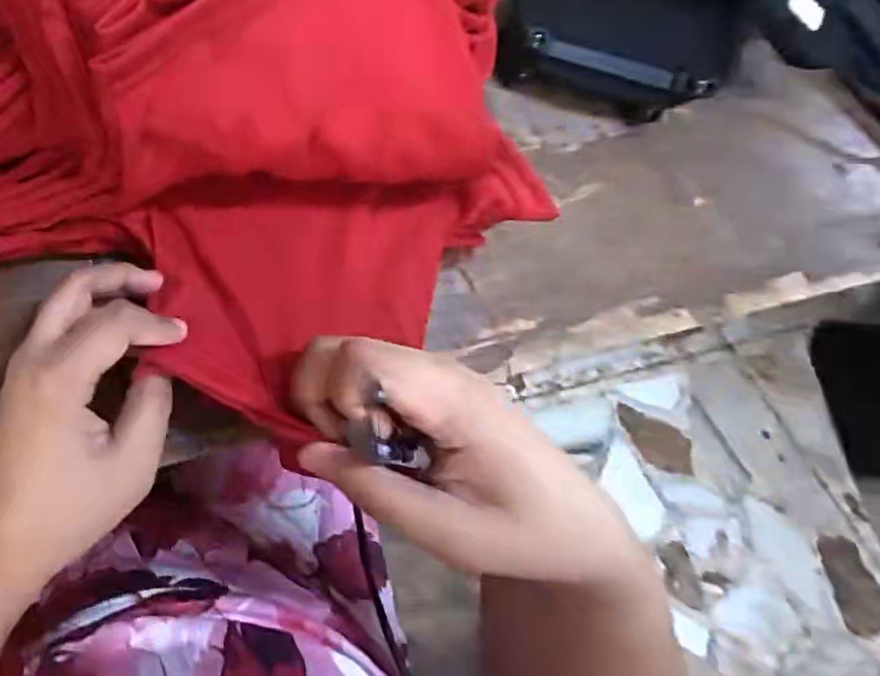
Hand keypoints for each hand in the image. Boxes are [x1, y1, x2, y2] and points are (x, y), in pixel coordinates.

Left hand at [0, 264, 184, 598]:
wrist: (0, 541)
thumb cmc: (67, 510)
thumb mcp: (130, 466)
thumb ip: (151, 404)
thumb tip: (156, 364)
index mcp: (58, 375)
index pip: (113, 321)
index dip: (153, 323)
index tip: (185, 335)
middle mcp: (33, 354)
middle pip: (74, 287)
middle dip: (118, 276)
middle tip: (159, 282)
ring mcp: (21, 360)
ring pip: (60, 299)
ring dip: (100, 288)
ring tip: (141, 293)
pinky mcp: (19, 373)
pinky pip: (54, 320)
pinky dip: (85, 308)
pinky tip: (112, 321)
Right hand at [292, 337, 655, 589]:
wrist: (575, 525)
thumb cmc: (518, 533)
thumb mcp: (446, 533)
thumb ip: (372, 490)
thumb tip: (304, 449)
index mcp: (449, 396)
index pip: (359, 359)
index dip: (339, 402)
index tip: (365, 451)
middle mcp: (433, 365)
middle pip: (340, 346)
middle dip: (321, 396)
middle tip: (350, 446)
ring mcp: (427, 365)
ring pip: (342, 349)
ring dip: (329, 395)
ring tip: (361, 443)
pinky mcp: (420, 374)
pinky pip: (359, 364)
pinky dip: (344, 395)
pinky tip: (375, 435)